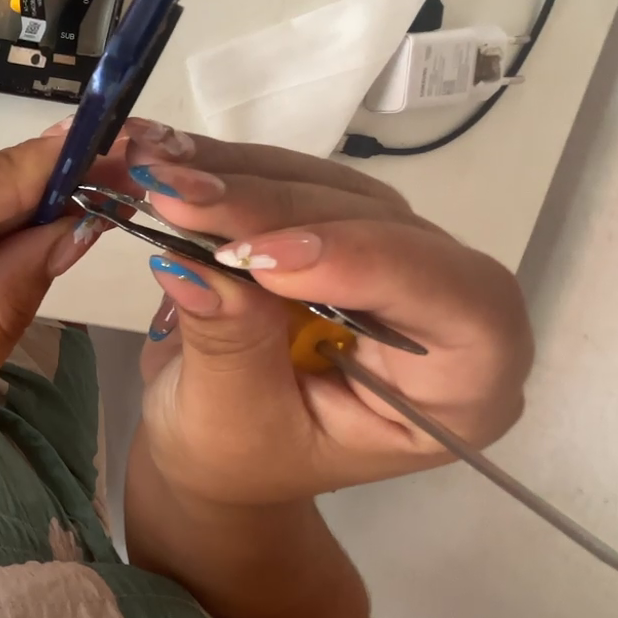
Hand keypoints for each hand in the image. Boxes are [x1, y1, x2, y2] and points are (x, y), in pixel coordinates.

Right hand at [123, 120, 533, 505]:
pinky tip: (168, 158)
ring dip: (240, 174)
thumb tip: (192, 264)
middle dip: (271, 208)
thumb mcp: (228, 420)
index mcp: (455, 390)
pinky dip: (223, 170)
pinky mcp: (325, 235)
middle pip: (383, 227)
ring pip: (331, 190)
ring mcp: (380, 265)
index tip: (257, 258)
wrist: (208, 449)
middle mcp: (436, 313)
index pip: (459, 305)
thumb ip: (226, 343)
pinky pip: (285, 184)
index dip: (368, 263)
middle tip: (176, 196)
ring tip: (158, 172)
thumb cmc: (232, 460)